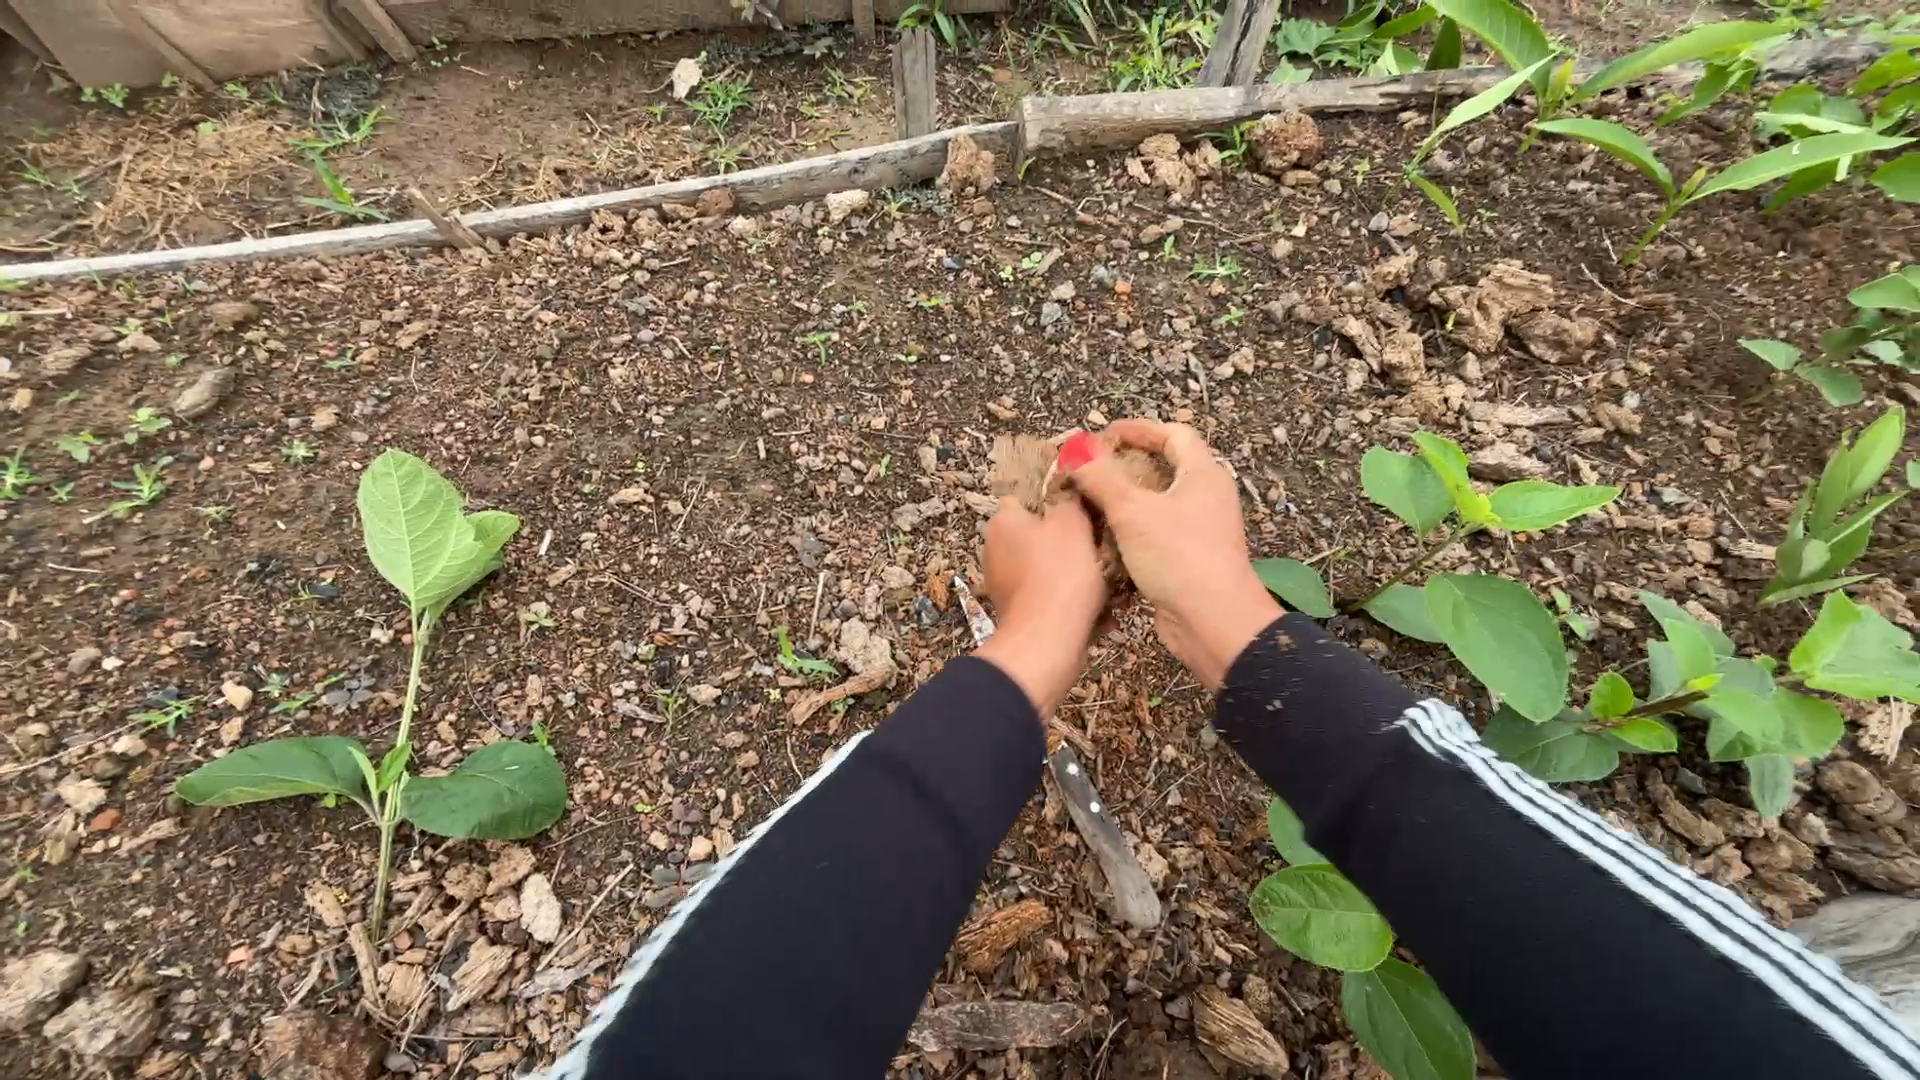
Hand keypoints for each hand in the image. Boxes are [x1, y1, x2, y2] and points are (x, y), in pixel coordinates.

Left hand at [976, 495, 1107, 717]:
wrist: (1048, 639)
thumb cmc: (1059, 572)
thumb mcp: (1072, 523)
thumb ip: (1069, 503)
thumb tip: (1067, 499)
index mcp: (1002, 523)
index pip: (1022, 499)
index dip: (1051, 502)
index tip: (1079, 512)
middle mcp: (994, 551)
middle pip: (1036, 536)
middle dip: (1065, 542)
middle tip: (1097, 546)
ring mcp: (1003, 585)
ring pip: (1045, 569)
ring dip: (1073, 574)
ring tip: (1105, 581)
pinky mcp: (1017, 612)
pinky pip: (1048, 597)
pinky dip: (1069, 601)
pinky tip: (1097, 609)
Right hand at [1066, 420, 1280, 688]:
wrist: (1214, 622)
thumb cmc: (1179, 556)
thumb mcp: (1133, 511)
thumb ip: (1102, 477)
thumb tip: (1076, 450)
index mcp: (1203, 474)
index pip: (1173, 434)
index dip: (1138, 430)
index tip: (1103, 436)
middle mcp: (1206, 497)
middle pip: (1164, 468)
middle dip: (1125, 466)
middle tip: (1089, 469)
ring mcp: (1198, 530)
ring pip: (1156, 503)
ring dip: (1123, 500)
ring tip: (1088, 501)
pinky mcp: (1186, 559)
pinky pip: (1154, 533)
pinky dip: (1129, 531)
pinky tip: (1101, 538)